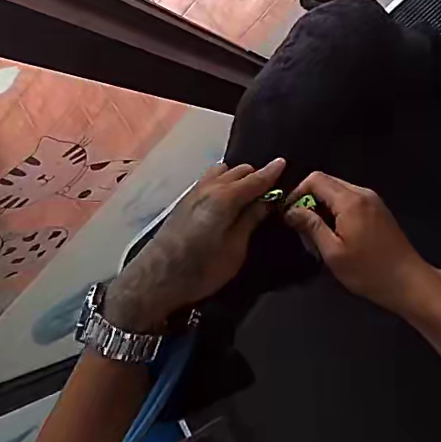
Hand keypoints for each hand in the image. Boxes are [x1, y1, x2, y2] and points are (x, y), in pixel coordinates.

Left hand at [107, 158, 287, 330]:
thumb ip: (251, 220)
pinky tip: (227, 196)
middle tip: (270, 190)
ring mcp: (194, 192)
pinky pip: (210, 179)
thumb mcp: (235, 248)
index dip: (271, 172)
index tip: (283, 163)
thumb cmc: (202, 269)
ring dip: (237, 177)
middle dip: (256, 175)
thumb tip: (267, 200)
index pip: (255, 179)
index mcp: (225, 198)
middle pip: (239, 171)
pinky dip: (223, 181)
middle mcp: (209, 187)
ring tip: (248, 193)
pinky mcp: (185, 200)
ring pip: (222, 172)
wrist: (157, 278)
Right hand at [281, 172, 440, 314]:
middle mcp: (363, 193)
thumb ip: (311, 226)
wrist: (409, 281)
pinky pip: (350, 200)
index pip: (315, 179)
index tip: (289, 214)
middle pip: (327, 182)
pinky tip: (335, 232)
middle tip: (300, 225)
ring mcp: (373, 200)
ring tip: (316, 232)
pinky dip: (336, 209)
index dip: (297, 192)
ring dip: (322, 205)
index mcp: (350, 201)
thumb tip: (291, 210)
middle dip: (308, 199)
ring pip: (338, 190)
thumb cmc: (369, 271)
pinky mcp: (378, 210)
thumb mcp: (333, 252)